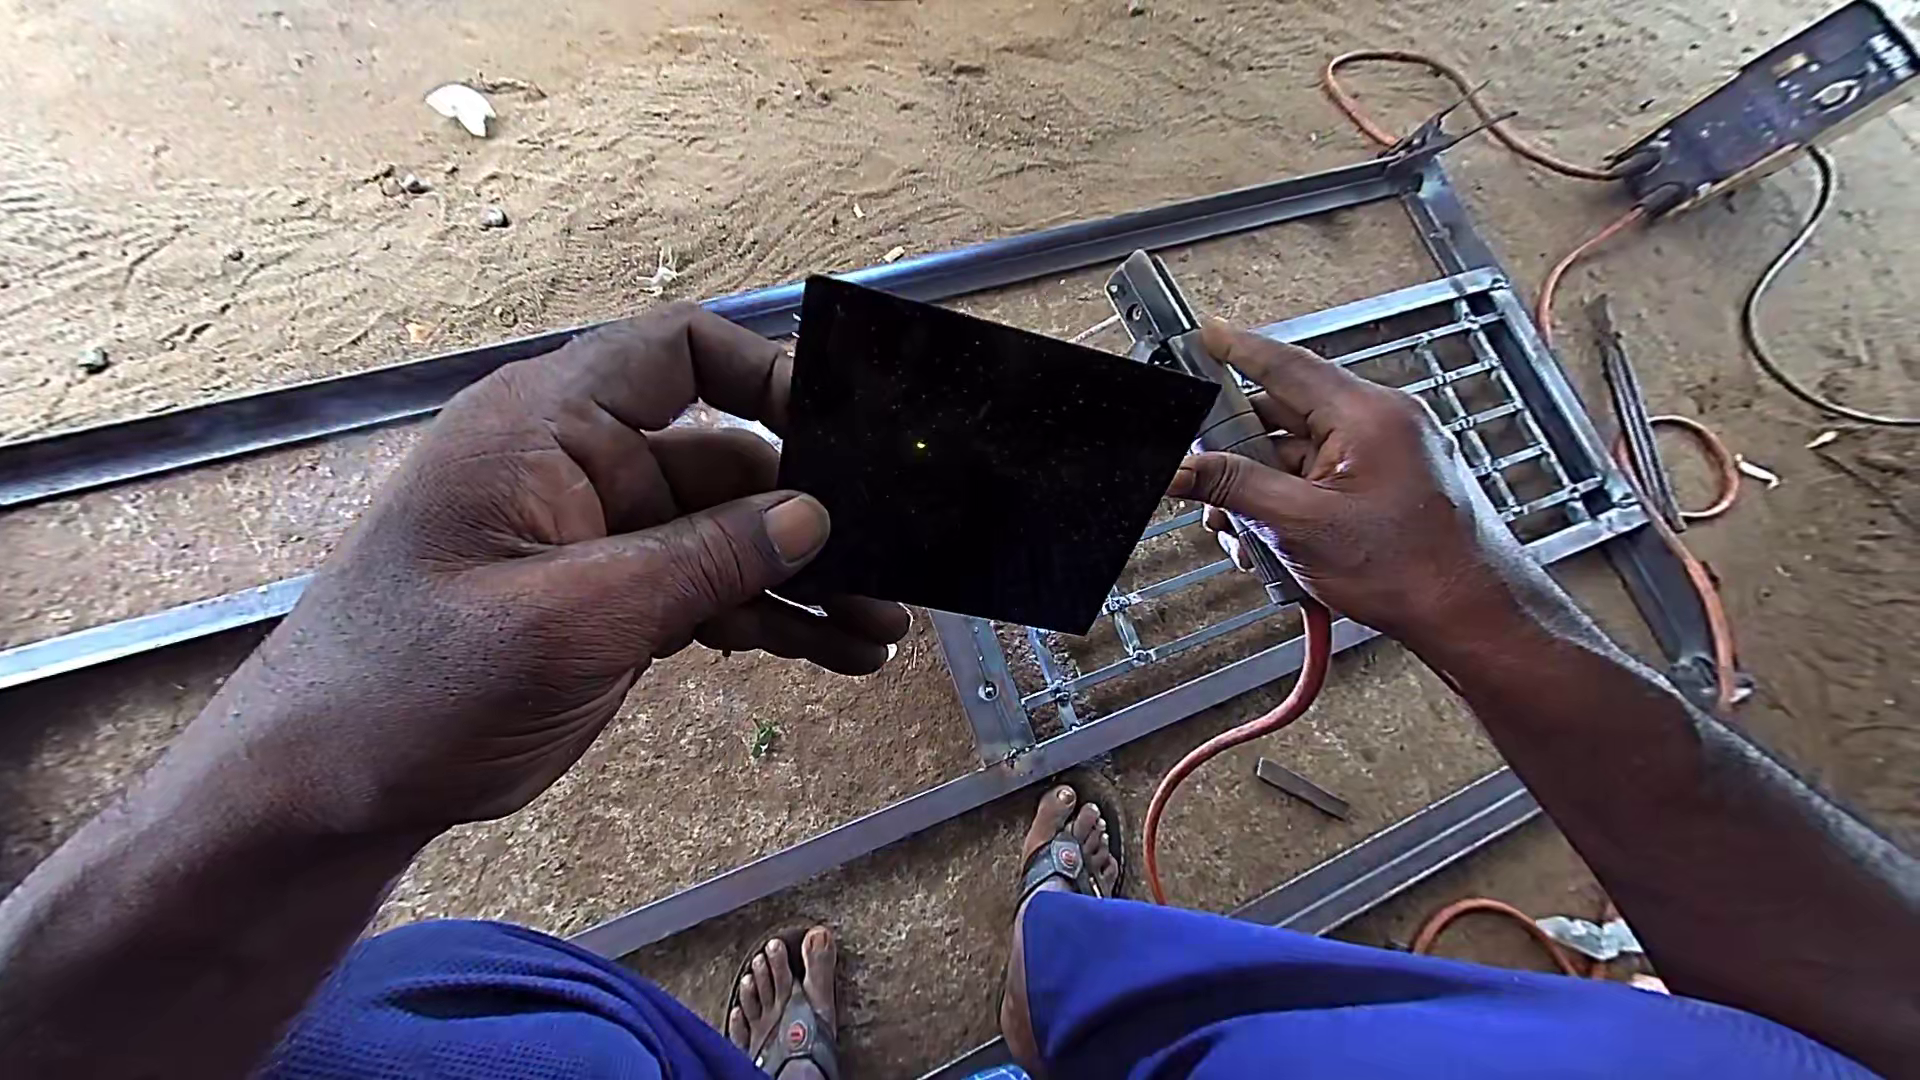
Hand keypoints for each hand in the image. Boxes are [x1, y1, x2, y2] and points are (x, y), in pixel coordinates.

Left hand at [180, 303, 908, 835]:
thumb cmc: (419, 685)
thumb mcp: (575, 617)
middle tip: (890, 563)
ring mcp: (628, 539)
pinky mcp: (641, 598)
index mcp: (558, 429)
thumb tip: (813, 517)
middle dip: (817, 521)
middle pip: (739, 466)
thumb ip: (704, 559)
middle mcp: (602, 470)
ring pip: (747, 541)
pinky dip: (784, 621)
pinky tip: (841, 653)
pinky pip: (731, 593)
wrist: (338, 794)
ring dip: (815, 583)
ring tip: (882, 627)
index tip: (835, 429)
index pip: (681, 353)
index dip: (765, 374)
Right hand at [1166, 319, 1542, 641]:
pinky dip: (1276, 506)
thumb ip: (1234, 487)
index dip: (1237, 350)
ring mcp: (1371, 456)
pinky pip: (1304, 480)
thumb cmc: (1411, 569)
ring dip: (1251, 493)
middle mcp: (1372, 426)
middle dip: (1233, 457)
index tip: (1204, 335)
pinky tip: (1266, 542)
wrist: (1463, 615)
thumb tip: (1183, 469)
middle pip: (1275, 418)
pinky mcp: (1366, 484)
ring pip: (1283, 457)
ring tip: (1244, 532)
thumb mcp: (1299, 524)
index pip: (1286, 366)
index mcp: (1366, 417)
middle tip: (1205, 482)